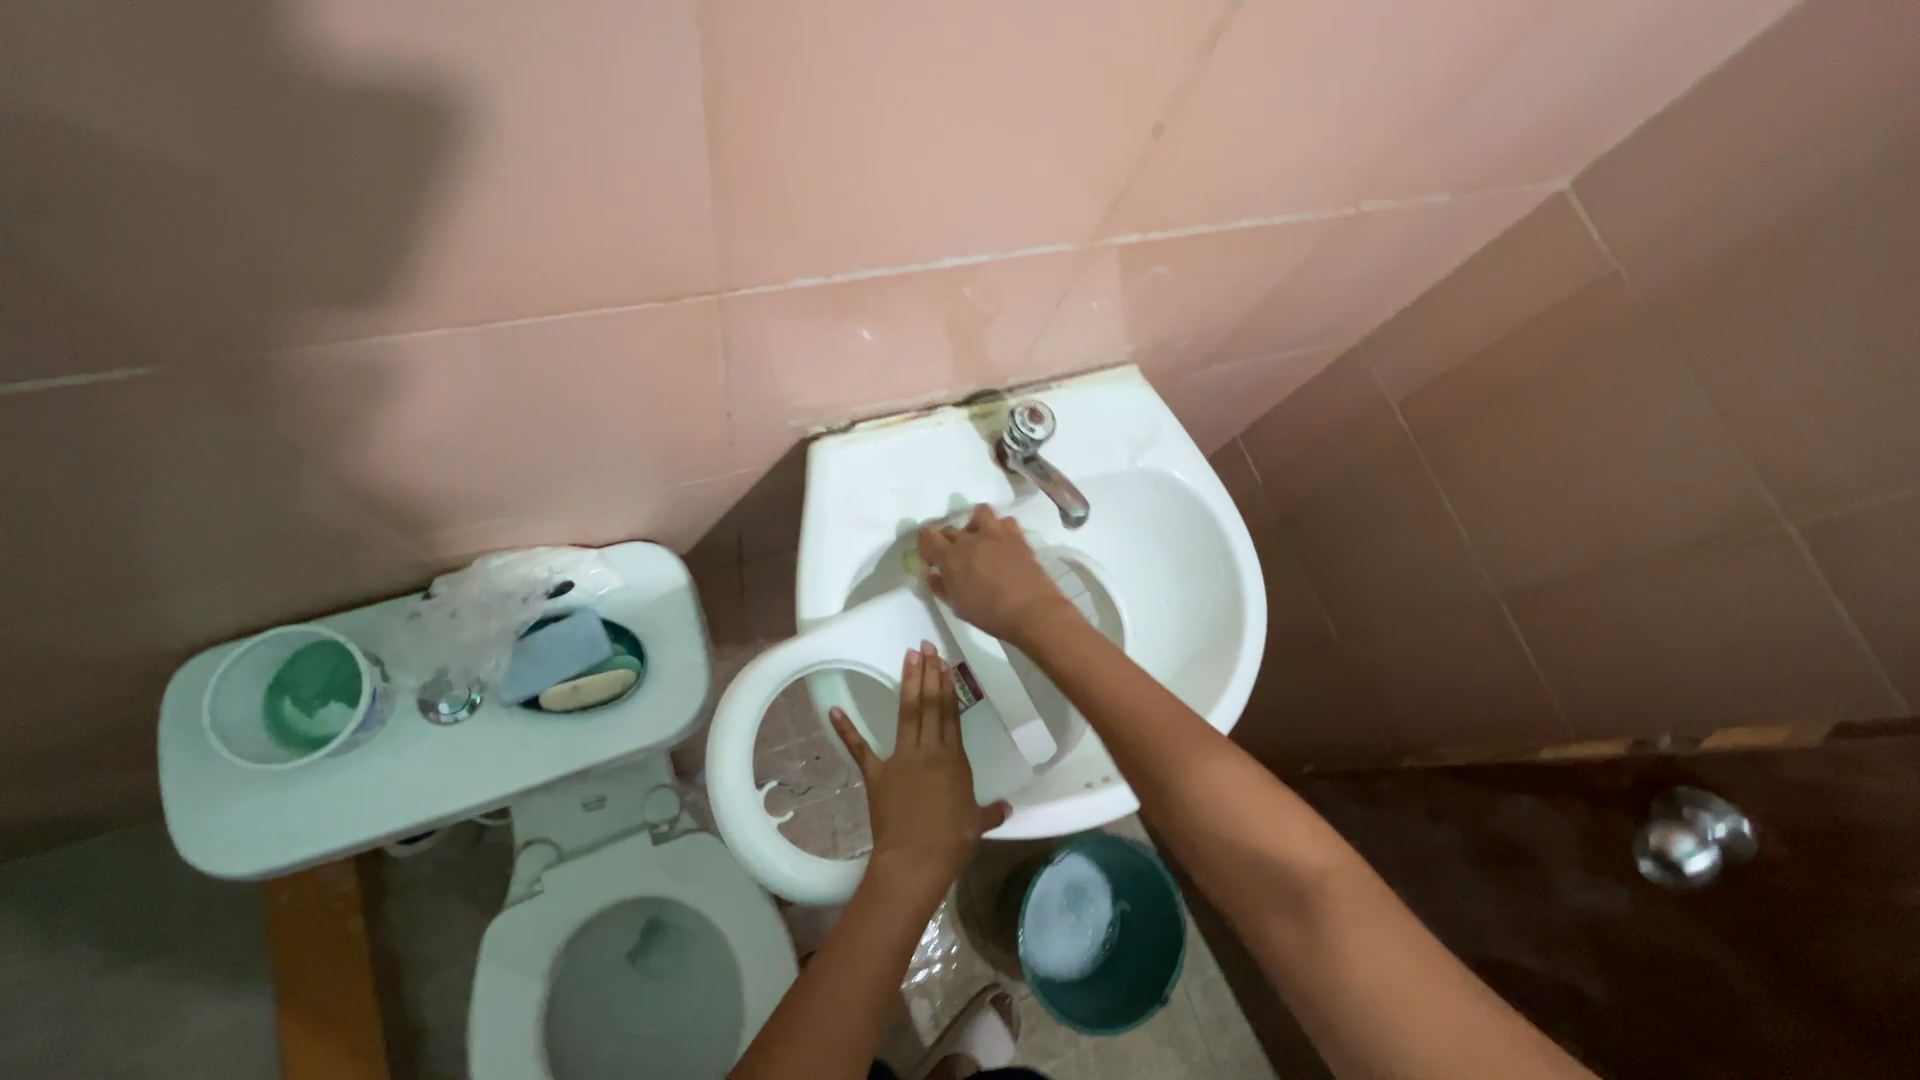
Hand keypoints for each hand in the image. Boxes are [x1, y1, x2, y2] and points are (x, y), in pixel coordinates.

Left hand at [829, 641, 1008, 897]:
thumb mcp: (976, 823)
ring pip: (906, 714)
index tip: (944, 662)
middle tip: (925, 647)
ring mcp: (901, 759)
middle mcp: (929, 750)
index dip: (947, 685)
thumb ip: (990, 812)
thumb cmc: (952, 841)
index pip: (951, 713)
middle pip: (930, 705)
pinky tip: (834, 710)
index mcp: (954, 759)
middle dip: (928, 673)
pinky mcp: (877, 774)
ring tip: (908, 658)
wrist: (916, 859)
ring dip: (907, 684)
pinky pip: (859, 749)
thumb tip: (1006, 809)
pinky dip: (846, 730)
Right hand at [917, 504, 1077, 646]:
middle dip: (949, 541)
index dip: (925, 544)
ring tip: (980, 541)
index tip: (931, 557)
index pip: (927, 537)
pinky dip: (1001, 529)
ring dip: (975, 524)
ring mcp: (996, 534)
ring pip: (979, 513)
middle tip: (956, 558)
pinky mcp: (1018, 536)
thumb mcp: (958, 607)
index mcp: (951, 557)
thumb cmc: (990, 614)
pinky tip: (1003, 544)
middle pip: (951, 529)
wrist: (1032, 611)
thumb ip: (942, 588)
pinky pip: (1005, 521)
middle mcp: (971, 539)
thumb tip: (933, 575)